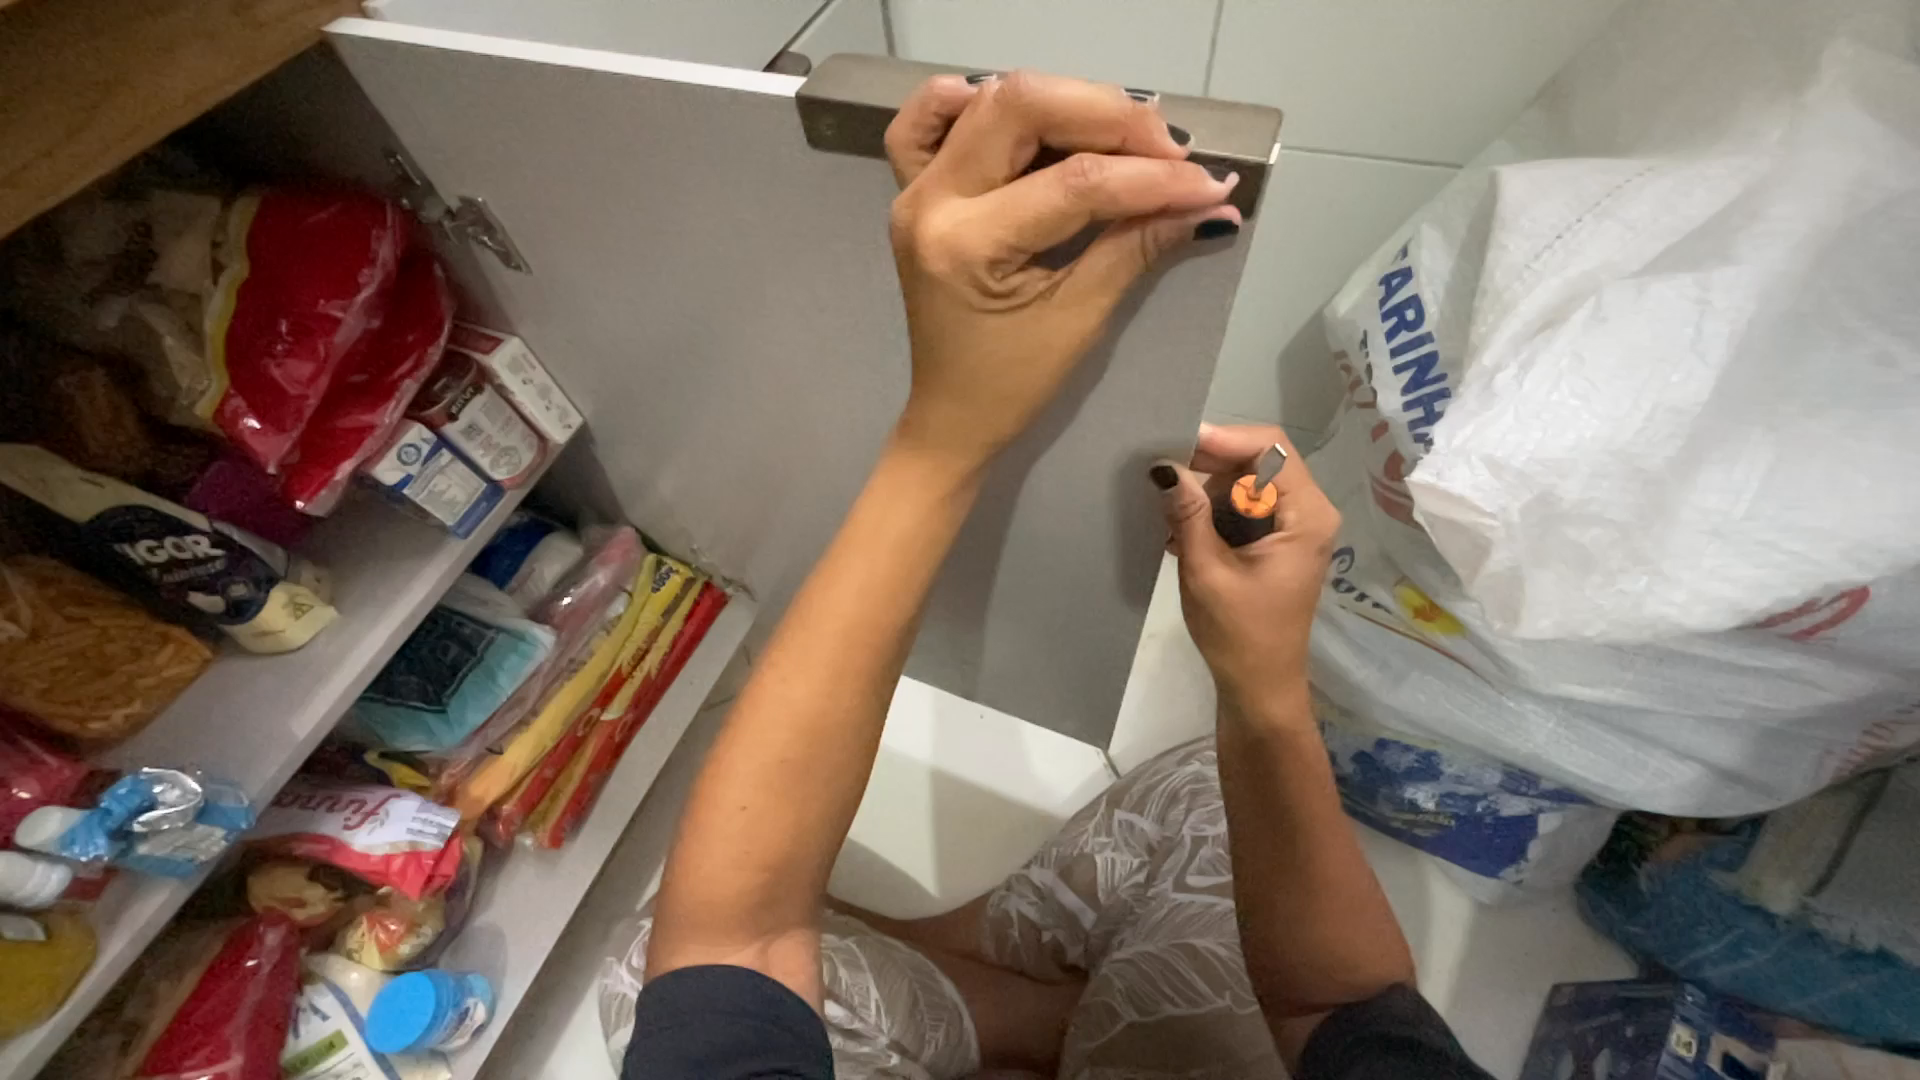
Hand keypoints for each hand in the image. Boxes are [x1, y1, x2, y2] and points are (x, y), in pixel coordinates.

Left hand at [883, 72, 1241, 470]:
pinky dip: (979, 104)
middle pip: (1024, 108)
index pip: (1075, 181)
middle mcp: (929, 203)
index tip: (1209, 184)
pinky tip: (1028, 119)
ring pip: (989, 101)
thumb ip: (1135, 247)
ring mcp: (913, 191)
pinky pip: (930, 121)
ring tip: (1120, 137)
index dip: (1151, 177)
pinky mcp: (914, 192)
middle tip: (1167, 150)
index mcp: (966, 246)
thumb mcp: (1077, 321)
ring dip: (1063, 103)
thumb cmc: (1010, 386)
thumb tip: (1206, 201)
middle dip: (1109, 118)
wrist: (951, 416)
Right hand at [1154, 424, 1340, 710]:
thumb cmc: (1239, 634)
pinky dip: (1208, 510)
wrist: (1258, 686)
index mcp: (1306, 515)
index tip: (1172, 446)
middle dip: (1207, 464)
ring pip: (1243, 482)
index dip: (1221, 439)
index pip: (1269, 448)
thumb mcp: (1206, 570)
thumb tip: (1164, 467)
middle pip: (1256, 460)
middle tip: (1158, 475)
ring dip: (1203, 490)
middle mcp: (1307, 511)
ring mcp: (1290, 525)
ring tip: (1162, 506)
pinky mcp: (1272, 540)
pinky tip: (1176, 528)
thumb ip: (1188, 514)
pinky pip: (1240, 506)